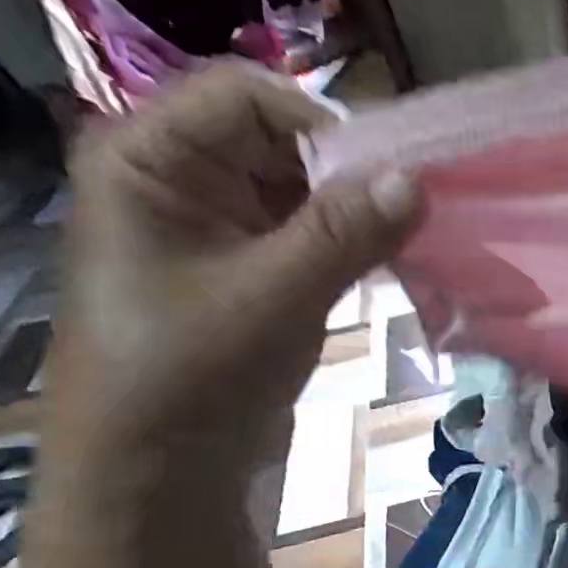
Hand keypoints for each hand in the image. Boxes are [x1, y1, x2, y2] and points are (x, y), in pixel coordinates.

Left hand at [53, 63, 417, 458]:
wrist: (161, 471)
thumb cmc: (193, 374)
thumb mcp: (274, 295)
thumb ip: (345, 233)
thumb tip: (418, 180)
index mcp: (149, 158)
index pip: (248, 97)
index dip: (325, 125)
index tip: (394, 179)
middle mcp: (179, 179)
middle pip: (280, 142)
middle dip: (349, 176)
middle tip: (412, 218)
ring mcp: (216, 229)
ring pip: (302, 193)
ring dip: (356, 217)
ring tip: (407, 247)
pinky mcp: (248, 273)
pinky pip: (306, 237)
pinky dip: (348, 249)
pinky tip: (385, 268)